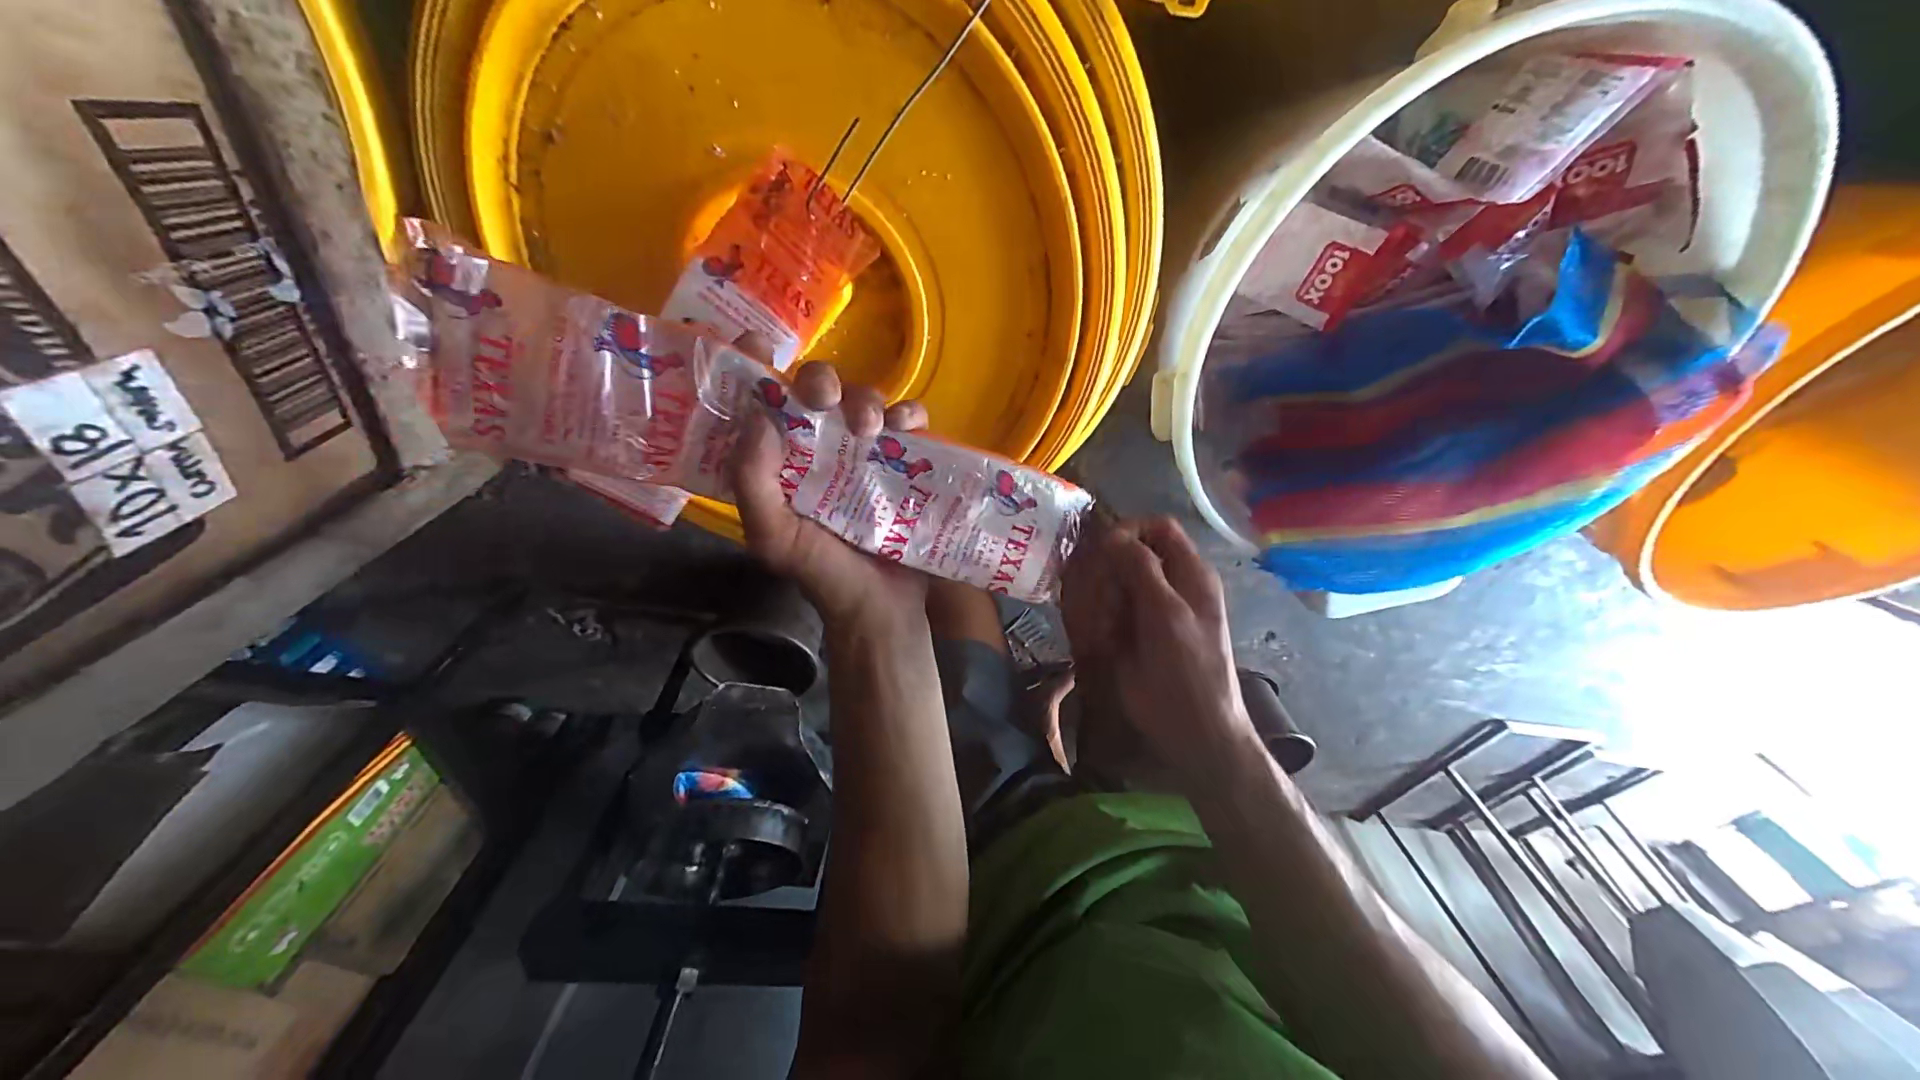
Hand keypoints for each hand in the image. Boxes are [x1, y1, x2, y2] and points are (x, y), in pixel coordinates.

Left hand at [729, 361, 930, 624]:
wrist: (881, 607)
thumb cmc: (822, 574)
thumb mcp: (772, 534)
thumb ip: (752, 480)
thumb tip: (757, 416)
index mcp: (780, 461)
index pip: (760, 402)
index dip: (754, 366)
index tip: (757, 343)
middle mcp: (819, 449)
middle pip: (817, 390)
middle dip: (820, 380)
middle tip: (827, 397)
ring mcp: (864, 455)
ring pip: (864, 399)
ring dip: (868, 399)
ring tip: (872, 429)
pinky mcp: (904, 463)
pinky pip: (909, 423)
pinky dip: (910, 415)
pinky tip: (909, 428)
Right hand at [1061, 517, 1257, 782]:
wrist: (1191, 729)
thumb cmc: (1188, 670)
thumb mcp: (1167, 614)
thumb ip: (1141, 569)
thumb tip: (1112, 534)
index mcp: (1189, 573)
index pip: (1157, 528)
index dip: (1129, 531)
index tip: (1101, 550)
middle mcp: (1167, 586)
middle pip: (1127, 555)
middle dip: (1108, 571)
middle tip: (1103, 599)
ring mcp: (1145, 611)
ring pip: (1111, 583)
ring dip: (1100, 598)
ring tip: (1105, 626)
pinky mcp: (1126, 634)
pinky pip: (1104, 610)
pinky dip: (1096, 618)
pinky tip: (1100, 639)